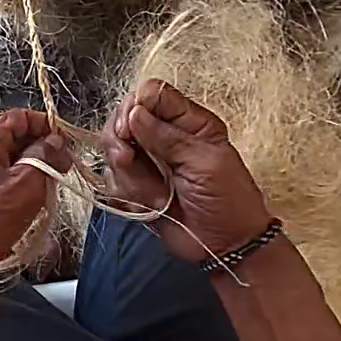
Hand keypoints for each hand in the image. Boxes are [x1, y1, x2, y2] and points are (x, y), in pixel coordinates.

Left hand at [0, 110, 72, 283]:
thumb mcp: (29, 180)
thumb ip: (46, 154)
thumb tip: (57, 140)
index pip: (19, 116)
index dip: (45, 124)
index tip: (64, 137)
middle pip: (17, 133)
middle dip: (44, 144)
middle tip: (64, 158)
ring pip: (15, 151)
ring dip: (38, 160)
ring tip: (55, 175)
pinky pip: (9, 167)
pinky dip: (26, 172)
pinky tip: (40, 186)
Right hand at [101, 79, 271, 264]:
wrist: (224, 247)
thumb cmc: (227, 200)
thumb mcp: (205, 162)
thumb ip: (167, 137)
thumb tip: (133, 112)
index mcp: (189, 122)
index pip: (151, 94)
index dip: (135, 106)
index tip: (130, 128)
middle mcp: (164, 135)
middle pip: (123, 118)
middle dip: (119, 139)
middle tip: (127, 158)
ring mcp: (147, 160)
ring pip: (113, 149)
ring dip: (128, 174)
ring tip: (153, 194)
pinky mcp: (135, 184)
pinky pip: (113, 178)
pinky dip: (126, 192)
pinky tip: (148, 204)